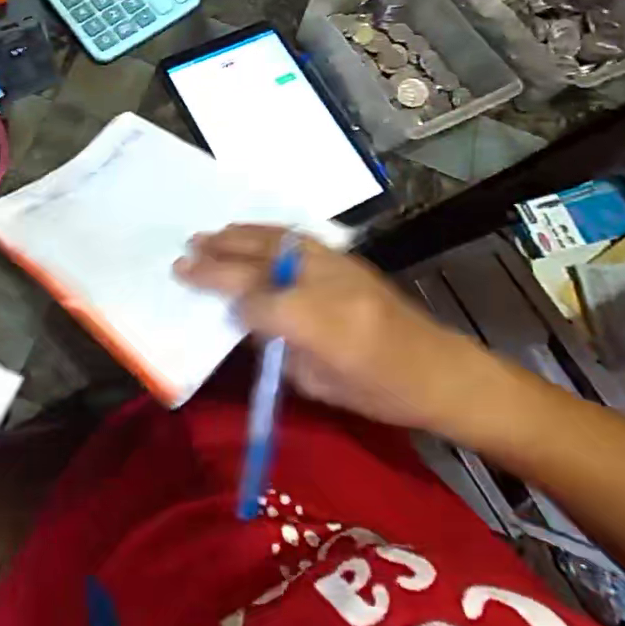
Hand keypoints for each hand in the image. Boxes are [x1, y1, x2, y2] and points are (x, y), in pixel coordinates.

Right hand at [174, 224, 497, 431]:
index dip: (225, 294)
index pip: (258, 299)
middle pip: (264, 262)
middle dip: (222, 256)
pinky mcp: (350, 259)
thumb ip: (279, 347)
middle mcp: (329, 283)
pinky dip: (271, 233)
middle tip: (187, 251)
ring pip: (281, 241)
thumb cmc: (380, 393)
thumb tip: (248, 319)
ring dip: (242, 236)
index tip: (195, 287)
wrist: (438, 368)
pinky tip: (253, 233)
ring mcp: (342, 264)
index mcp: (323, 324)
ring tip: (211, 235)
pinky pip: (301, 238)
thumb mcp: (319, 385)